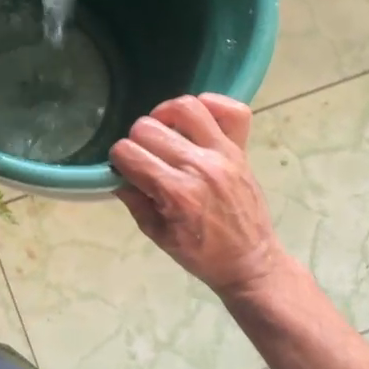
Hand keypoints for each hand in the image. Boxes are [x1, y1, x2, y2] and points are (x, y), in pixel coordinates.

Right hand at [109, 94, 289, 298]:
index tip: (126, 172)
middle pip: (147, 127)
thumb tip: (116, 172)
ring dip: (165, 116)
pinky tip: (195, 123)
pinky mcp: (241, 149)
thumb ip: (133, 199)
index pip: (127, 152)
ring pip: (185, 107)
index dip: (118, 160)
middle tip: (145, 159)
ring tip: (165, 132)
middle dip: (136, 141)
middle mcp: (199, 166)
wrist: (251, 262)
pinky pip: (231, 110)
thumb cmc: (201, 254)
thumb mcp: (156, 234)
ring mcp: (224, 154)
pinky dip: (211, 106)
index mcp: (176, 192)